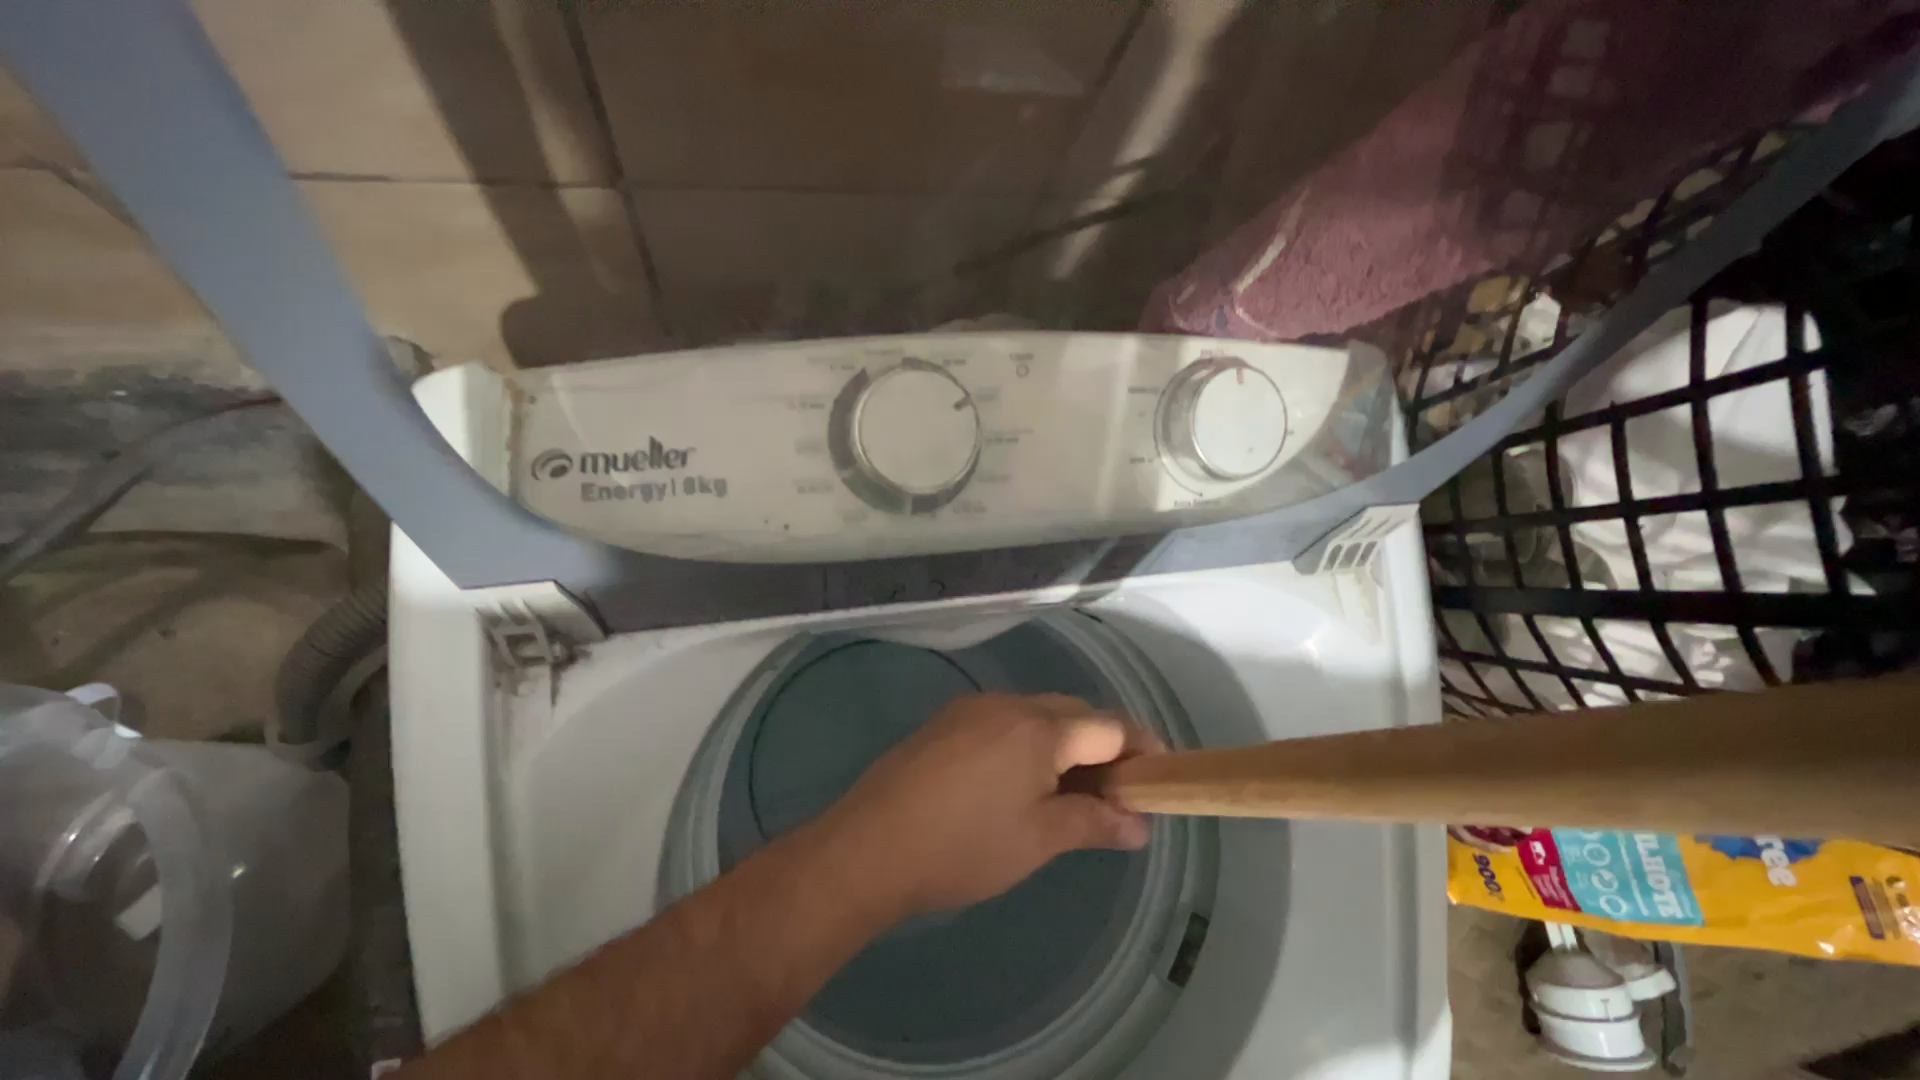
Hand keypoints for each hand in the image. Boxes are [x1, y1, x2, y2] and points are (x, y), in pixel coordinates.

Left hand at [810, 692, 1161, 921]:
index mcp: (1038, 727)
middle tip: (1115, 794)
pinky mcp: (943, 724)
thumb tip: (1139, 825)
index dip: (1141, 751)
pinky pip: (1002, 723)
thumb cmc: (964, 847)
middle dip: (1103, 747)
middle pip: (1073, 714)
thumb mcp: (1039, 840)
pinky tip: (1018, 785)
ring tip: (1068, 793)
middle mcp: (1006, 704)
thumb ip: (1094, 824)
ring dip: (1062, 746)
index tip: (1157, 780)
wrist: (868, 849)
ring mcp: (969, 710)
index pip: (1109, 726)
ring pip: (1036, 716)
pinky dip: (1026, 745)